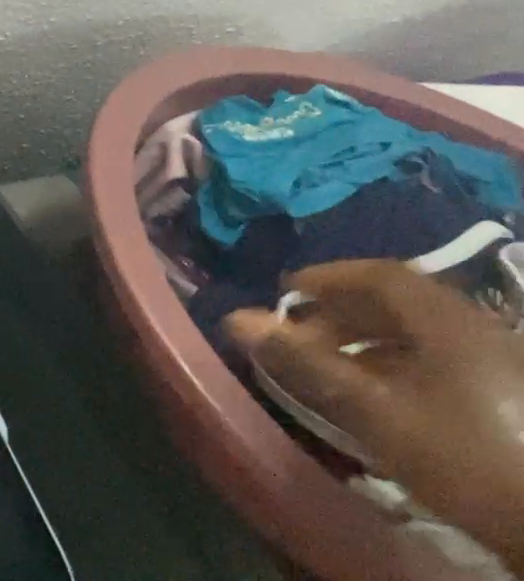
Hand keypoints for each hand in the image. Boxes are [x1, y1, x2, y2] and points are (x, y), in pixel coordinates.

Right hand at [226, 260, 523, 571]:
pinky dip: (400, 360)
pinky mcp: (511, 396)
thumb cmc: (459, 455)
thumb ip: (304, 359)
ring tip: (332, 362)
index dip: (329, 276)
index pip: (383, 276)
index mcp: (452, 325)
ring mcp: (502, 366)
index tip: (286, 291)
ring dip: (370, 337)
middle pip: (404, 303)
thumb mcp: (372, 408)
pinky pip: (445, 358)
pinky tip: (379, 389)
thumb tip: (236, 317)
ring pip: (424, 333)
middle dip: (343, 310)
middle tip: (299, 331)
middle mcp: (482, 333)